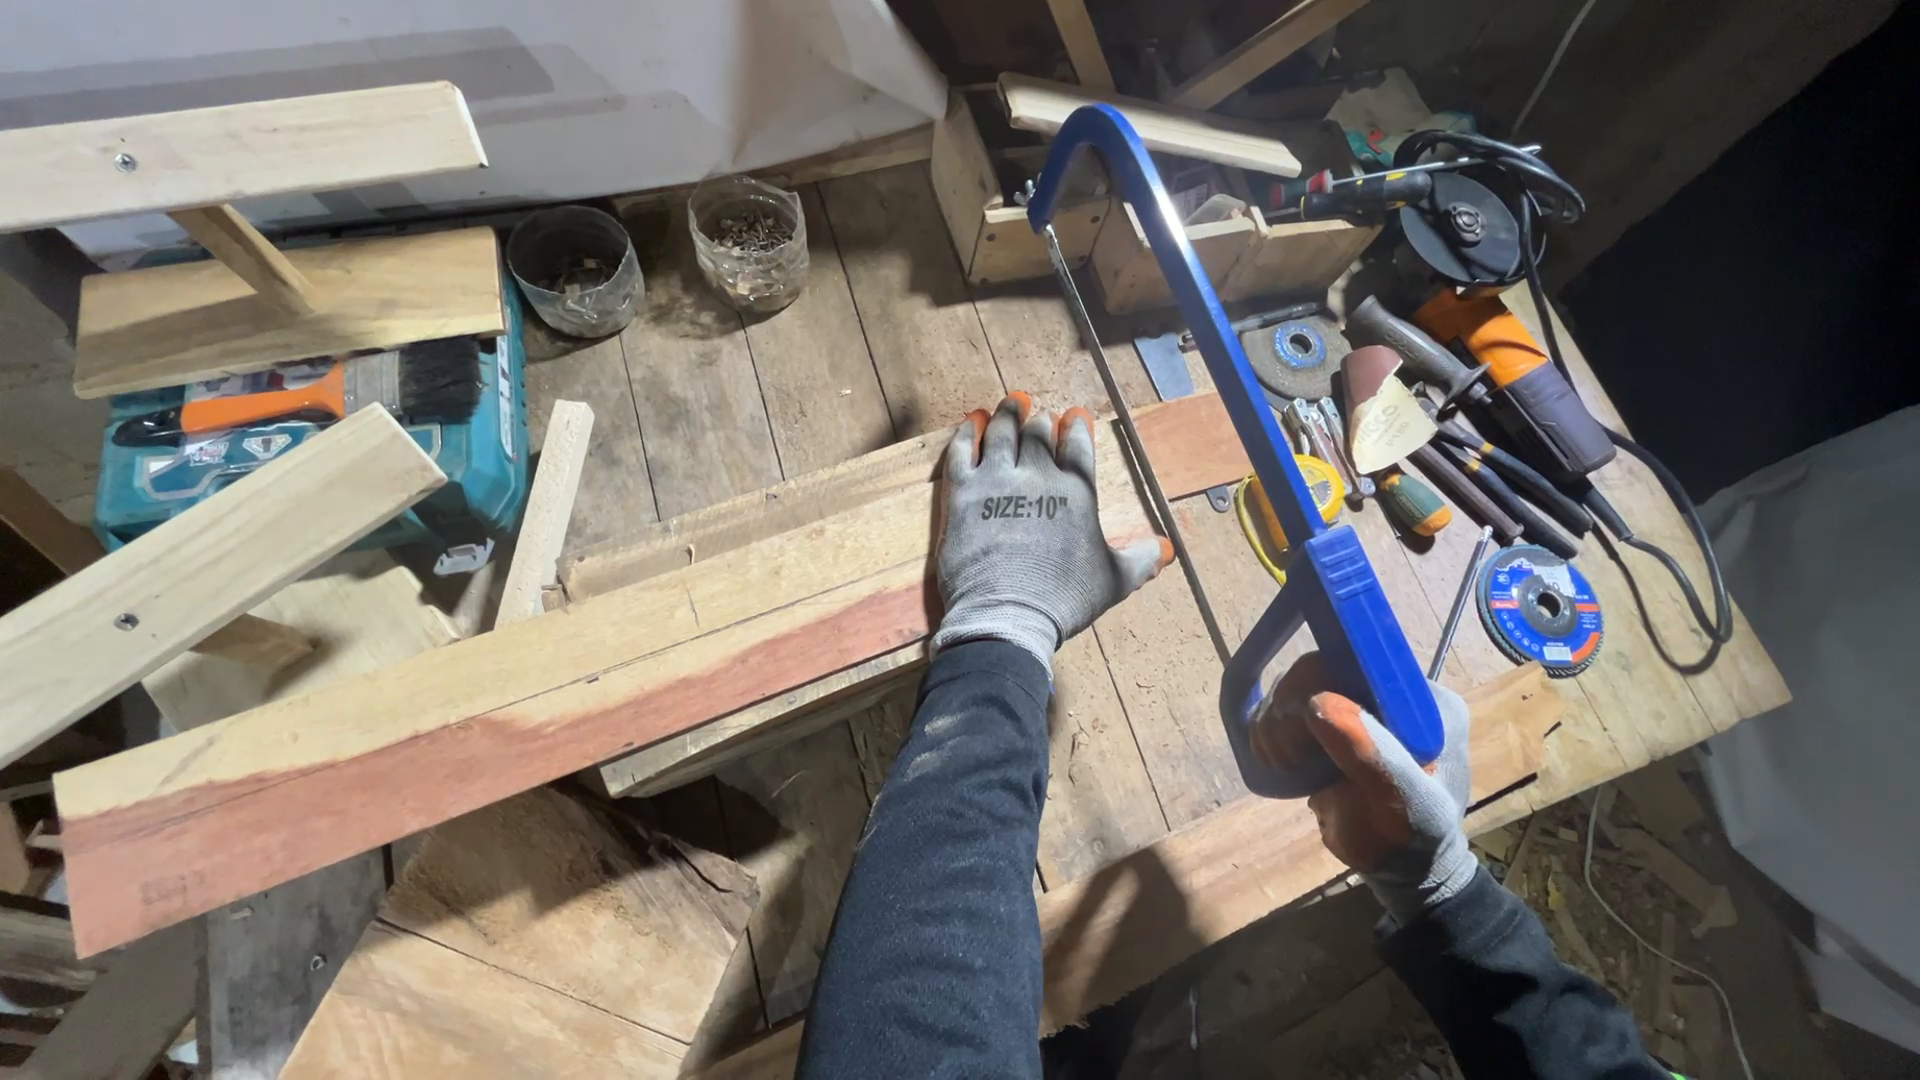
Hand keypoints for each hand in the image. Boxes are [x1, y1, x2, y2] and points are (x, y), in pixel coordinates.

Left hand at [932, 393, 1171, 678]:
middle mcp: (1038, 476)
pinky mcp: (962, 494)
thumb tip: (1165, 550)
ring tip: (1010, 403)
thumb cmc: (1064, 600)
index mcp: (1076, 491)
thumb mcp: (1114, 581)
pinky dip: (967, 435)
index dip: (1075, 427)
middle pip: (1037, 433)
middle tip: (1036, 412)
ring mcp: (997, 481)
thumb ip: (1141, 560)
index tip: (1073, 417)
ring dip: (1007, 414)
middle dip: (1039, 420)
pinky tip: (972, 425)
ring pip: (1002, 433)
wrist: (1007, 616)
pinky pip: (962, 453)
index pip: (1077, 445)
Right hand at [1249, 652, 1475, 925]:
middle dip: (1291, 711)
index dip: (1323, 680)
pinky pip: (1279, 709)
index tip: (1304, 720)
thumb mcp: (1405, 803)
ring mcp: (1350, 708)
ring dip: (1275, 725)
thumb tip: (1319, 702)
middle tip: (1289, 755)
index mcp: (1421, 702)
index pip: (1362, 661)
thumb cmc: (1412, 838)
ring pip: (1292, 689)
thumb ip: (1372, 754)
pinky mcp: (1321, 726)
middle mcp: (1384, 694)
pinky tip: (1276, 762)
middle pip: (1318, 670)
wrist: (1400, 871)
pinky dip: (1266, 731)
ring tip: (1285, 765)